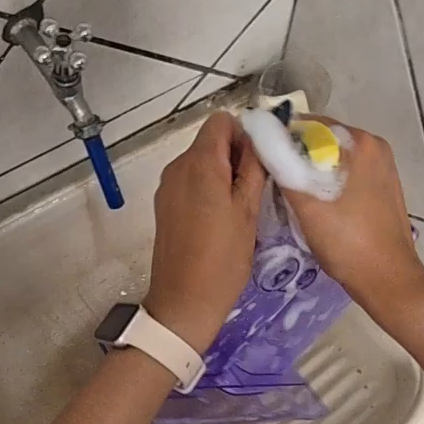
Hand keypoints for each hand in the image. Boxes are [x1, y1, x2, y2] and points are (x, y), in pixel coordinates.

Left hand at [145, 112, 267, 350]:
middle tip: (255, 191)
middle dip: (235, 157)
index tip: (259, 165)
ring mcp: (167, 187)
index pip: (222, 121)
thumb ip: (254, 168)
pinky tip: (221, 220)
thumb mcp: (248, 211)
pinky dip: (208, 190)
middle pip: (210, 141)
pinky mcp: (165, 206)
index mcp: (199, 163)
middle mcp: (177, 167)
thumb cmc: (223, 259)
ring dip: (223, 176)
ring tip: (240, 210)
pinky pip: (190, 183)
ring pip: (201, 163)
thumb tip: (258, 139)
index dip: (245, 136)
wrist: (184, 302)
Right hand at [281, 121, 423, 317]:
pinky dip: (327, 184)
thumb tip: (262, 140)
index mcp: (361, 143)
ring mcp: (382, 169)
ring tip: (290, 197)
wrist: (387, 280)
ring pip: (333, 160)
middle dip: (296, 157)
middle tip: (272, 181)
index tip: (261, 158)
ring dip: (311, 172)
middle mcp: (375, 148)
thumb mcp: (307, 205)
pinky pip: (346, 175)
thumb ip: (284, 168)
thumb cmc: (347, 242)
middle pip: (323, 141)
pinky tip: (315, 207)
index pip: (310, 124)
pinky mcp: (382, 189)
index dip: (281, 138)